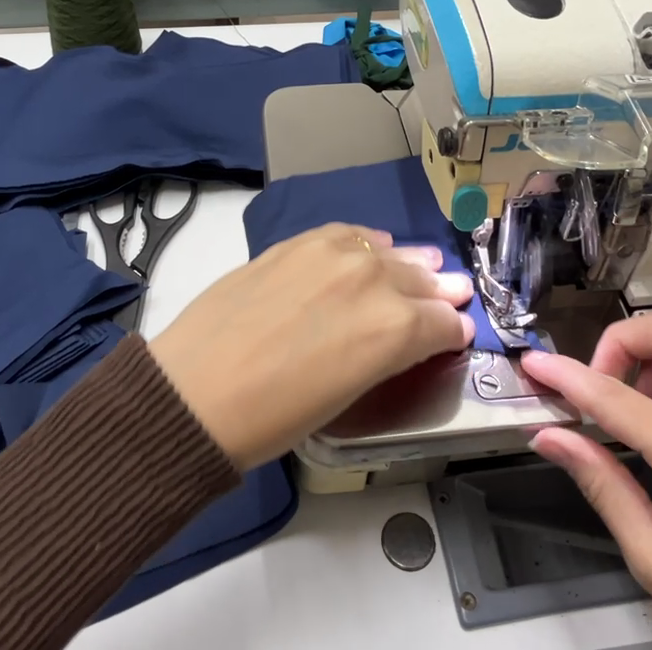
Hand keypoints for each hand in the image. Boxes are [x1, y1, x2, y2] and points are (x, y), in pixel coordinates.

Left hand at [149, 223, 474, 469]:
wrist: (197, 392)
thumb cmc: (275, 417)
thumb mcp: (349, 393)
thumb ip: (388, 353)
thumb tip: (413, 334)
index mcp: (395, 329)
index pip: (443, 322)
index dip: (452, 331)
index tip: (454, 335)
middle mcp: (374, 281)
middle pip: (421, 281)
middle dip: (439, 293)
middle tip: (451, 296)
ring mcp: (333, 255)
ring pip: (388, 252)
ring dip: (408, 263)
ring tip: (423, 266)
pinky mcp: (297, 243)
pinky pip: (347, 234)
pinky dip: (366, 242)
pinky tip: (372, 246)